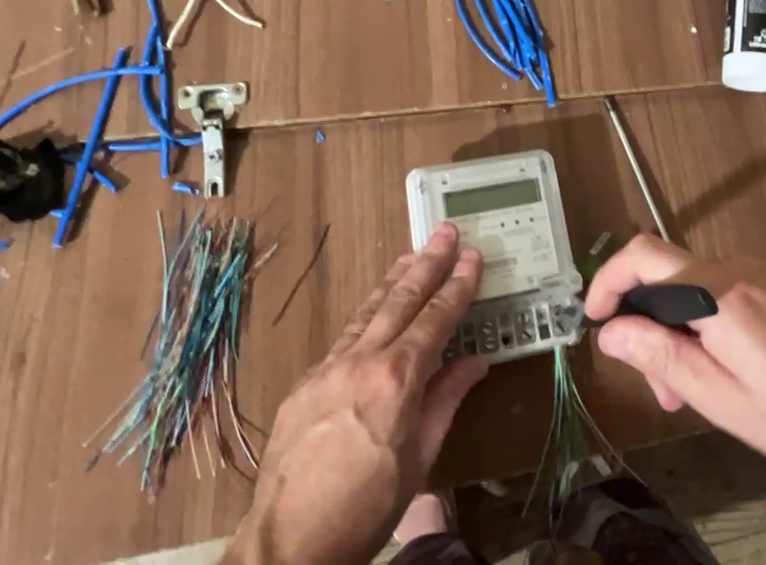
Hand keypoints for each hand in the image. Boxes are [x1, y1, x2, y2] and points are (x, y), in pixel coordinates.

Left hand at [226, 225, 487, 564]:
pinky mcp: (305, 384)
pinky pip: (344, 338)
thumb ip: (446, 400)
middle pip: (401, 300)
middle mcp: (361, 361)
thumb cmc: (368, 505)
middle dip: (427, 263)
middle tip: (445, 231)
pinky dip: (366, 316)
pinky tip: (374, 312)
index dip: (458, 286)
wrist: (289, 542)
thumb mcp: (420, 457)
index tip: (473, 256)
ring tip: (412, 255)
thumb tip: (475, 362)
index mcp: (397, 378)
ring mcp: (327, 369)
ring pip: (367, 312)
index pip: (436, 319)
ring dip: (393, 281)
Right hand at [585, 235, 765, 489]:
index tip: (593, 322)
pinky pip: (725, 293)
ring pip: (695, 287)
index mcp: (721, 291)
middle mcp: (740, 267)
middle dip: (647, 324)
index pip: (642, 257)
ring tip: (691, 392)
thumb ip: (663, 356)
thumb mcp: (725, 400)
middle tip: (658, 389)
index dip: (606, 282)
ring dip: (678, 331)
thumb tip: (611, 330)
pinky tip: (724, 373)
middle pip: (667, 274)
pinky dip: (707, 326)